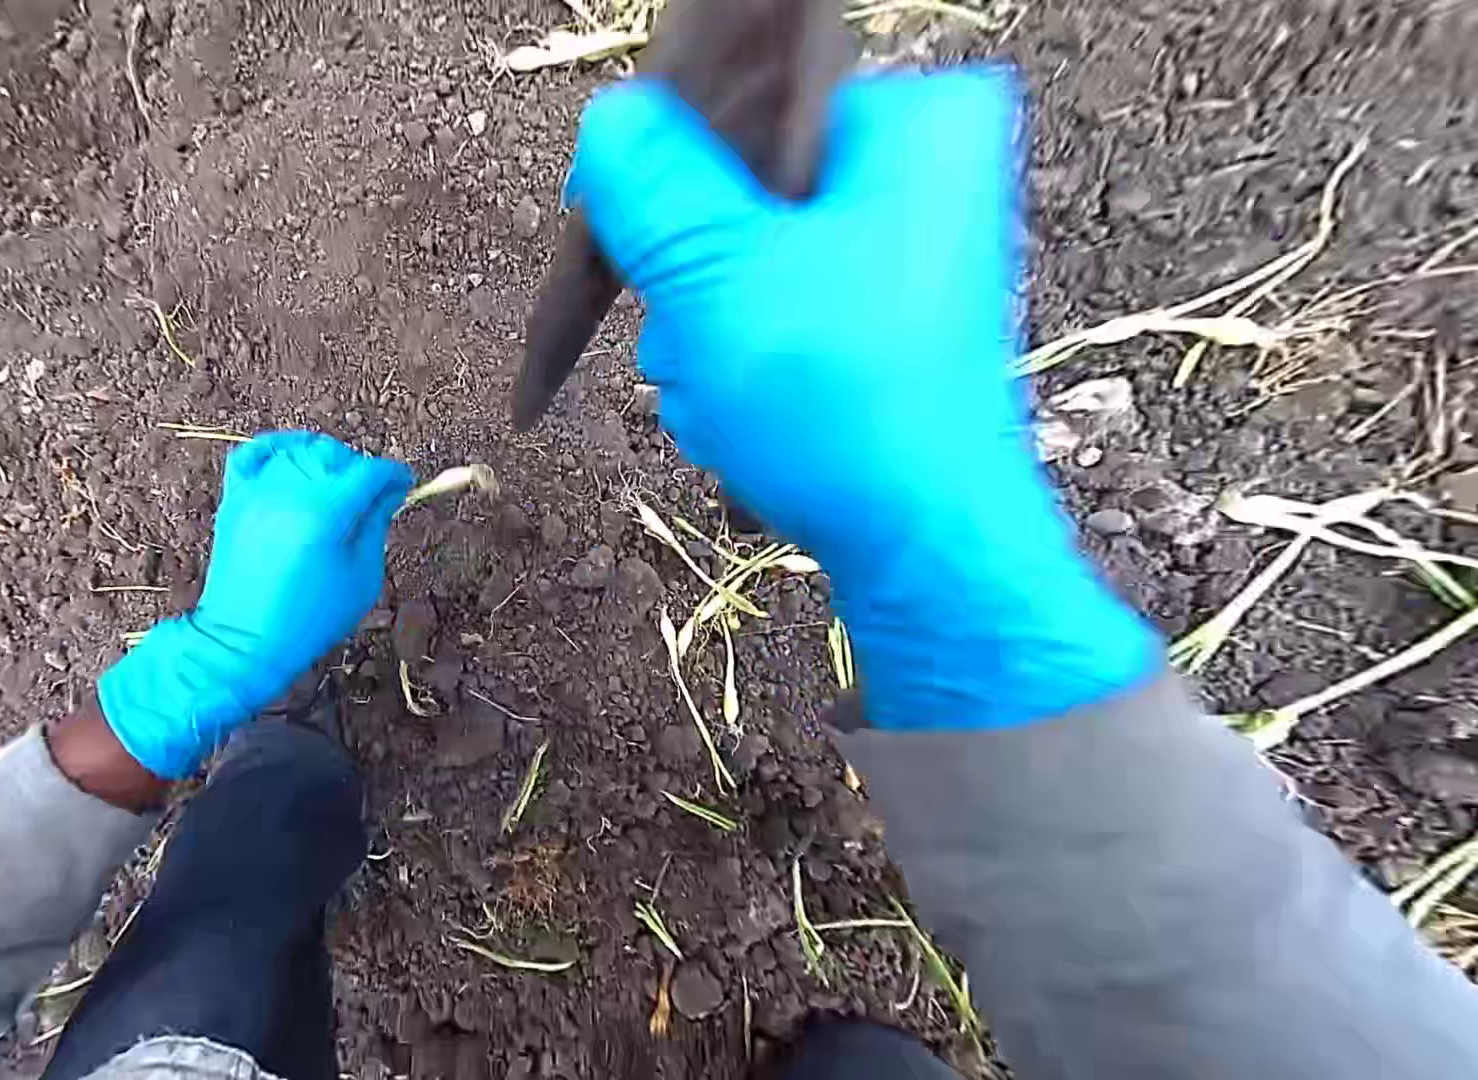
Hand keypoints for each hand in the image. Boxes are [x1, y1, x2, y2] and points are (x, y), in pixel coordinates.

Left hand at [98, 432, 411, 778]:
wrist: (246, 640)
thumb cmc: (311, 617)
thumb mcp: (361, 576)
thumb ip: (376, 525)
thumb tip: (389, 493)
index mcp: (327, 512)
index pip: (370, 472)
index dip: (393, 475)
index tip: (404, 484)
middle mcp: (290, 491)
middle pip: (336, 455)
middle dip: (361, 470)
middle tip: (371, 497)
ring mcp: (258, 491)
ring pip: (302, 449)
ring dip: (326, 460)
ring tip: (336, 487)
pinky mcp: (237, 498)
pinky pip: (256, 452)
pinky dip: (280, 448)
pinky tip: (297, 460)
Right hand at [568, 68, 1156, 729]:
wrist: (906, 538)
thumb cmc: (831, 402)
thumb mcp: (722, 279)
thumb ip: (656, 189)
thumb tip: (611, 117)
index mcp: (906, 128)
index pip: (745, 115)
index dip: (672, 190)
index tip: (642, 260)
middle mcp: (904, 186)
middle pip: (730, 212)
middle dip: (687, 299)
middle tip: (697, 352)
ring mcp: (880, 266)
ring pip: (731, 283)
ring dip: (696, 349)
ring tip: (718, 400)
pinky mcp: (856, 333)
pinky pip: (756, 330)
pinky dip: (727, 376)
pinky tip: (735, 420)